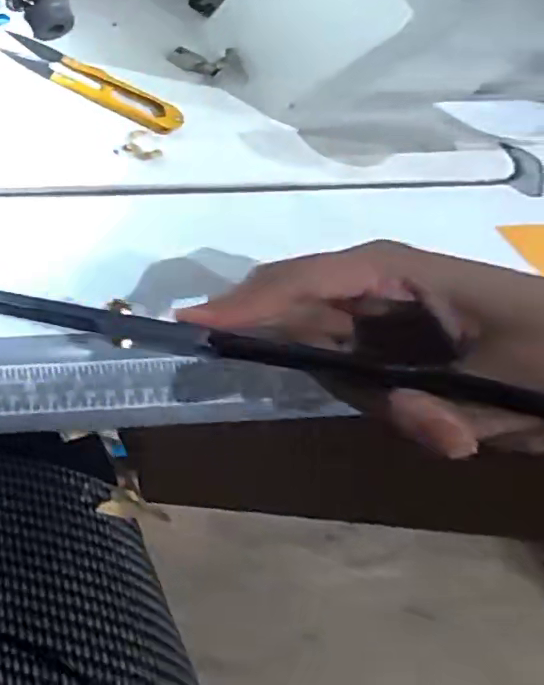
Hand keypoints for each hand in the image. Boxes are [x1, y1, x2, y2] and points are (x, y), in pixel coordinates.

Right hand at [179, 240, 543, 457]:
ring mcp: (370, 310)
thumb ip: (462, 407)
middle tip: (337, 392)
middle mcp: (366, 283)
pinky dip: (376, 395)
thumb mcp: (522, 386)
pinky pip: (341, 363)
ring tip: (444, 425)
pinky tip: (433, 416)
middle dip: (313, 359)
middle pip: (291, 309)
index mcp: (389, 269)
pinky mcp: (380, 338)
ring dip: (365, 390)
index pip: (297, 280)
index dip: (244, 304)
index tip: (192, 326)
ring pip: (314, 344)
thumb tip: (431, 435)